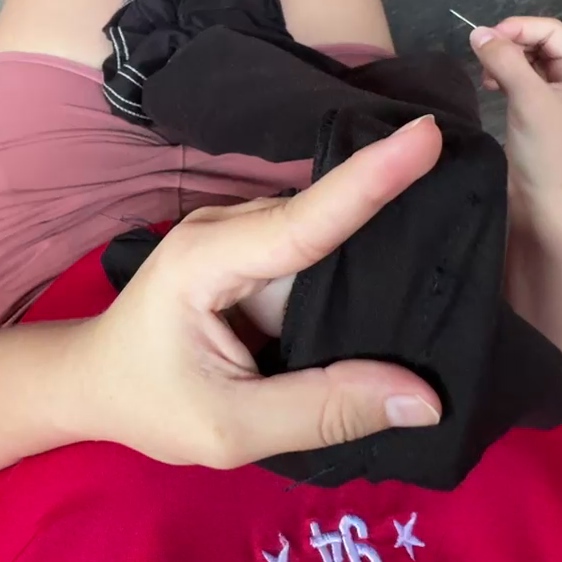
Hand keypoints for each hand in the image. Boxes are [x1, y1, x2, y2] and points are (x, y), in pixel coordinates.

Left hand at [66, 116, 445, 468]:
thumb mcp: (230, 426)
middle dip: (388, 195)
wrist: (93, 378)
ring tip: (446, 225)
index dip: (369, 176)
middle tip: (468, 186)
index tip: (425, 135)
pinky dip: (347, 258)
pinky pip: (307, 247)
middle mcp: (225, 229)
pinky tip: (391, 267)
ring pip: (318, 229)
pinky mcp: (246, 253)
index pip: (304, 217)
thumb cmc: (148, 399)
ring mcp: (234, 235)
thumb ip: (321, 409)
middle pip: (320, 213)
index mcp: (211, 258)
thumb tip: (422, 396)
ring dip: (373, 232)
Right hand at [469, 17, 561, 235]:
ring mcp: (555, 100)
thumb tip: (476, 32)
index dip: (518, 28)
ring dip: (503, 61)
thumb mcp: (529, 101)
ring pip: (526, 62)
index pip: (552, 31)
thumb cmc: (549, 156)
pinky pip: (518, 82)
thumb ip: (504, 61)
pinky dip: (501, 78)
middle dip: (509, 44)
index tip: (483, 40)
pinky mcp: (535, 116)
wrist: (548, 213)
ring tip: (485, 77)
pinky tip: (489, 88)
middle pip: (539, 43)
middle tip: (481, 59)